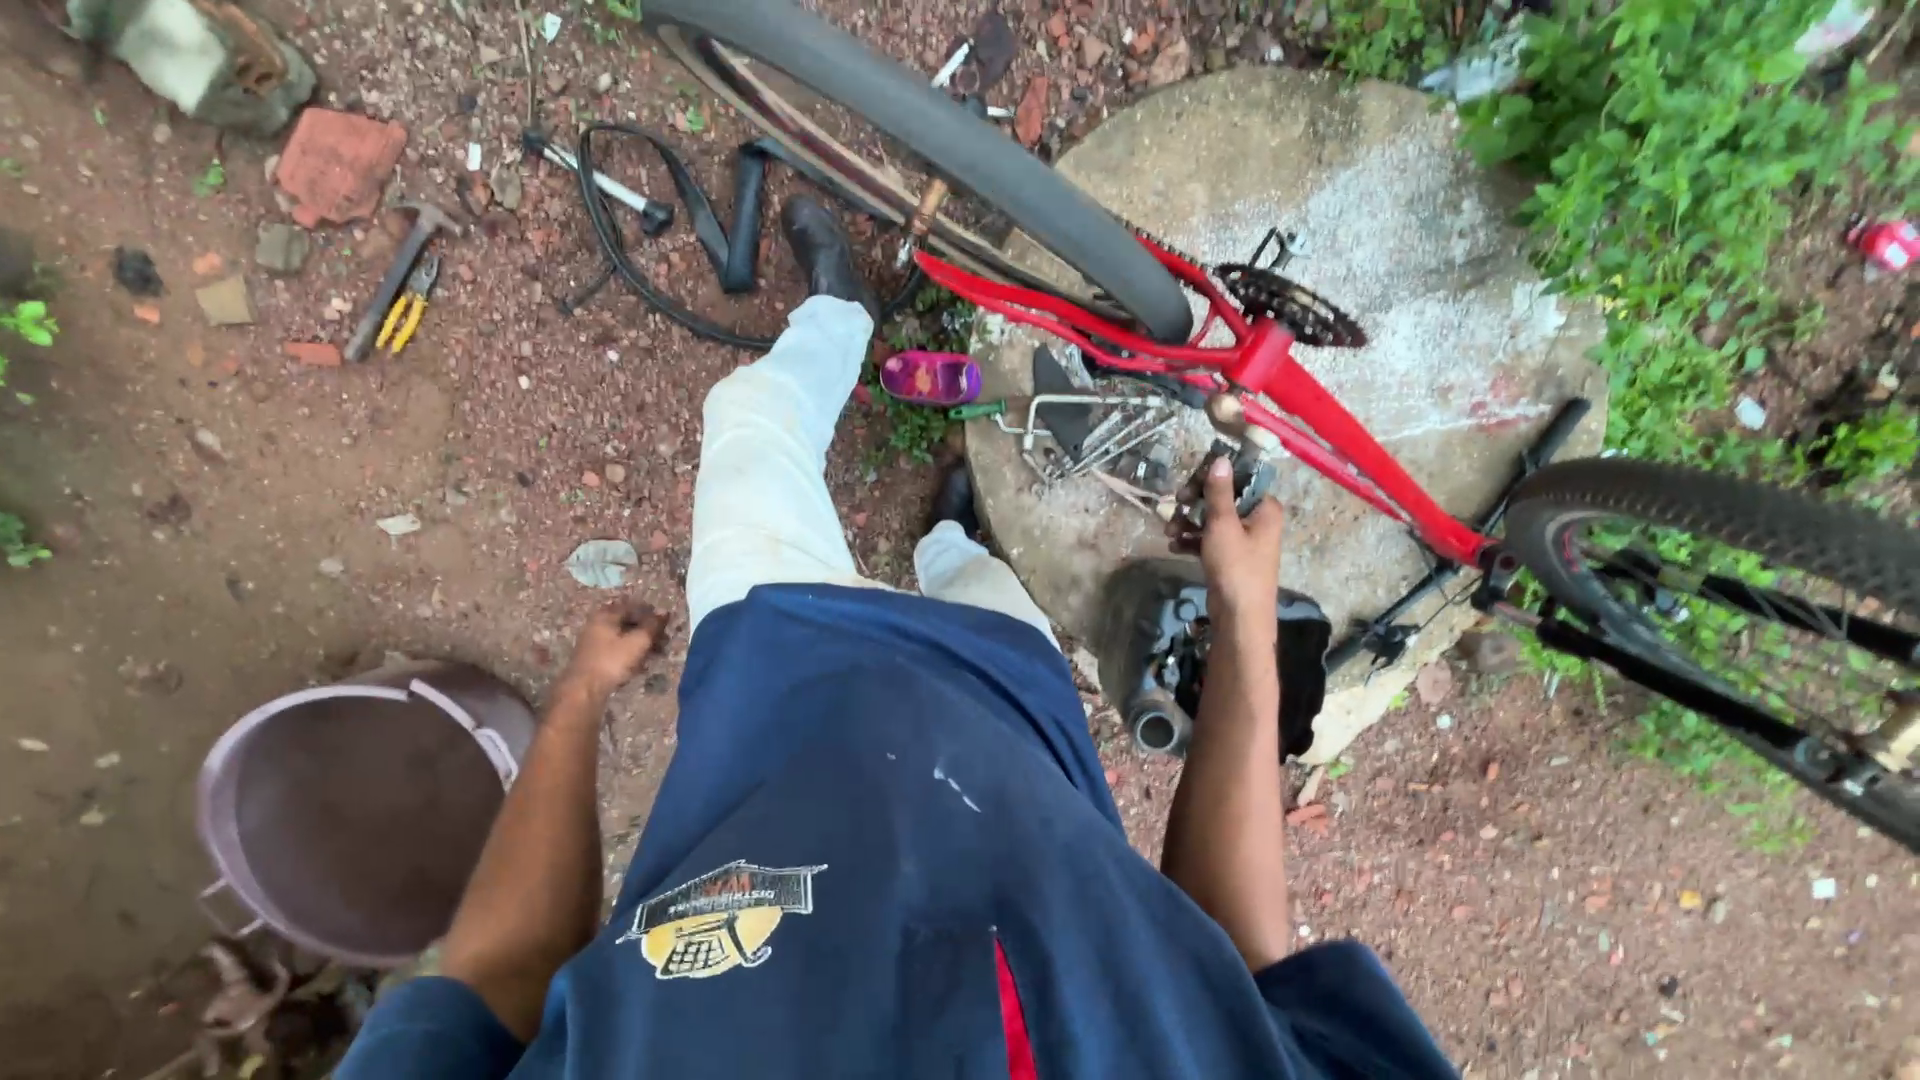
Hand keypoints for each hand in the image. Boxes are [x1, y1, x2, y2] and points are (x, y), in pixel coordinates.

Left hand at [557, 600, 667, 702]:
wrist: (584, 690)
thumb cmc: (612, 660)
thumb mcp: (638, 641)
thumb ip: (653, 625)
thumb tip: (664, 612)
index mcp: (606, 615)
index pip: (633, 606)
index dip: (651, 613)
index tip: (666, 623)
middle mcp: (598, 624)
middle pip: (628, 622)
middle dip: (648, 630)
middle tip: (664, 641)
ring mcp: (594, 642)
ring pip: (624, 637)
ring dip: (642, 643)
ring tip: (657, 654)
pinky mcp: (595, 658)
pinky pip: (618, 649)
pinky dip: (632, 653)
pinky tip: (642, 664)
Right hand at [1168, 456, 1283, 619]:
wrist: (1239, 616)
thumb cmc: (1236, 566)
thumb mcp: (1223, 524)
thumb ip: (1219, 491)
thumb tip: (1220, 459)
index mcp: (1264, 508)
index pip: (1238, 479)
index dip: (1211, 478)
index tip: (1188, 484)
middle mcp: (1256, 521)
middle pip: (1222, 499)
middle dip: (1194, 503)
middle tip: (1175, 505)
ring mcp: (1243, 541)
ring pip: (1211, 520)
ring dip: (1188, 522)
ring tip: (1169, 533)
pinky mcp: (1229, 558)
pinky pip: (1208, 540)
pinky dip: (1192, 540)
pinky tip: (1174, 546)